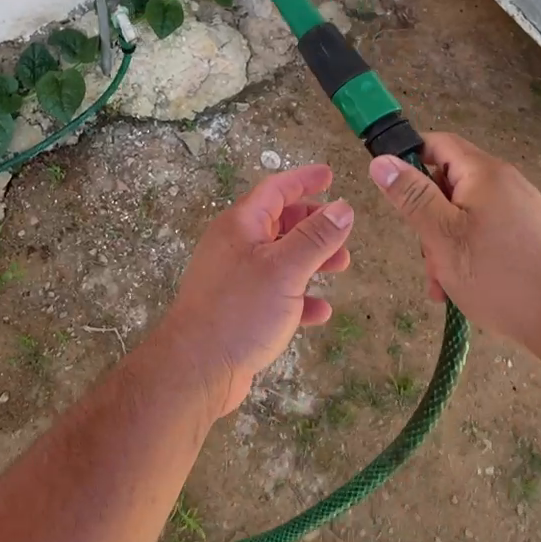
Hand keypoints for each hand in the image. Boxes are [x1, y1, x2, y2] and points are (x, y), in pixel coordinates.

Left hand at [152, 164, 353, 416]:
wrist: (197, 366)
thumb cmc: (240, 309)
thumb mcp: (285, 269)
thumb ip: (316, 238)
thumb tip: (343, 208)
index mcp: (241, 224)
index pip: (275, 189)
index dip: (303, 180)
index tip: (329, 175)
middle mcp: (234, 244)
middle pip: (277, 222)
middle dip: (311, 224)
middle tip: (341, 231)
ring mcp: (233, 277)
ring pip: (279, 258)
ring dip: (310, 260)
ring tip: (340, 267)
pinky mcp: (237, 309)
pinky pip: (274, 294)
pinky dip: (298, 297)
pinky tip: (320, 311)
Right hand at [369, 133, 540, 351]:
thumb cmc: (498, 275)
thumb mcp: (442, 235)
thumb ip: (411, 196)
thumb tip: (381, 161)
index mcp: (485, 173)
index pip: (438, 143)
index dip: (410, 158)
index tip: (394, 191)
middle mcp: (507, 182)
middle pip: (450, 182)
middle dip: (428, 215)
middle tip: (425, 253)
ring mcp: (522, 209)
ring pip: (466, 212)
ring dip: (445, 241)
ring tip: (443, 282)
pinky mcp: (532, 235)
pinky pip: (487, 231)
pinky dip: (468, 251)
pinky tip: (463, 287)